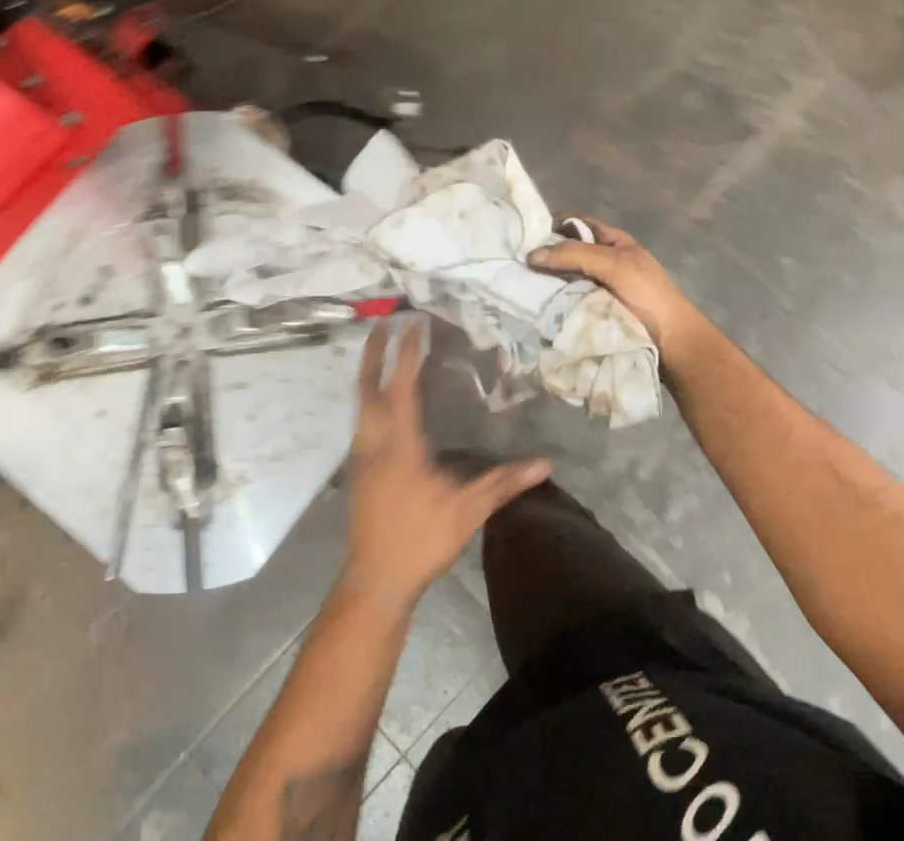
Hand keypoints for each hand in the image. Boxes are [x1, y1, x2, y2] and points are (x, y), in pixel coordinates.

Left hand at [342, 316, 551, 610]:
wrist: (376, 579)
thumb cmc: (420, 541)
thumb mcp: (468, 512)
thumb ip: (504, 484)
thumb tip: (546, 463)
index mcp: (400, 447)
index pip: (401, 389)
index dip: (407, 356)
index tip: (412, 326)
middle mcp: (373, 444)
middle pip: (367, 388)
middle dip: (373, 353)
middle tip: (379, 323)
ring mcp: (360, 458)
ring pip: (359, 405)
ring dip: (367, 374)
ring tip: (378, 350)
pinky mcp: (357, 473)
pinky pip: (360, 422)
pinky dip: (367, 399)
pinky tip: (379, 403)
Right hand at [527, 218, 702, 349]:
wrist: (667, 340)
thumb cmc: (646, 293)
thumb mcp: (613, 264)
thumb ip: (575, 254)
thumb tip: (530, 255)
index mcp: (612, 242)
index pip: (576, 225)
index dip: (552, 225)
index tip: (523, 234)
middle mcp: (601, 262)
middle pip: (565, 253)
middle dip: (543, 256)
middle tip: (513, 262)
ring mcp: (594, 289)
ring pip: (562, 279)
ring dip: (543, 282)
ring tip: (516, 284)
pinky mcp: (588, 312)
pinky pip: (564, 302)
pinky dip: (550, 302)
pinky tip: (530, 304)